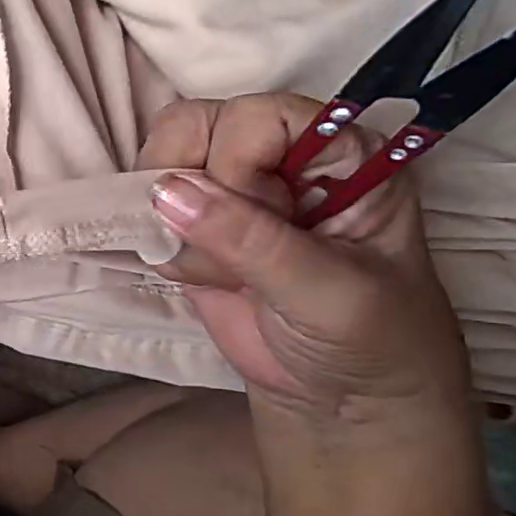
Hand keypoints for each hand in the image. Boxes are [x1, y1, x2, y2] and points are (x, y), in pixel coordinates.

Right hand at [137, 94, 469, 422]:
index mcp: (337, 152)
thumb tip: (165, 192)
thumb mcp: (329, 293)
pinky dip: (161, 246)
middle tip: (225, 242)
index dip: (237, 161)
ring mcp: (229, 190)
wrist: (339, 400)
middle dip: (192, 185)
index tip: (259, 218)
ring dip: (171, 220)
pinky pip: (146, 210)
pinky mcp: (193, 226)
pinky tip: (206, 278)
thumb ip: (252, 240)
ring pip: (159, 164)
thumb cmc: (369, 341)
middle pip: (192, 126)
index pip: (254, 116)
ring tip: (220, 267)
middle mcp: (278, 158)